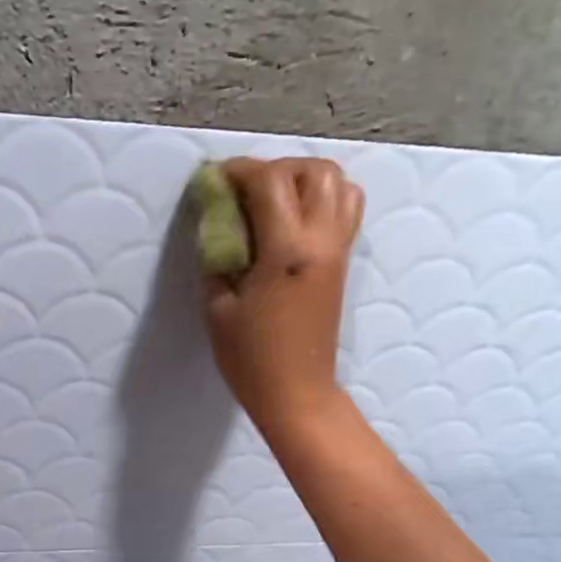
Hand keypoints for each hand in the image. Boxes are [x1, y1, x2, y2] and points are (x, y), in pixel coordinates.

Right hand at [203, 158, 362, 429]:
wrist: (296, 393)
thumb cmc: (250, 357)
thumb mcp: (218, 307)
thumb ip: (218, 256)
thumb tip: (219, 224)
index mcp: (286, 251)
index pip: (270, 182)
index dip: (240, 170)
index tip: (216, 179)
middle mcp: (321, 242)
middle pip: (315, 171)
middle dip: (277, 169)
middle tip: (246, 191)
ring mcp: (338, 251)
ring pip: (340, 184)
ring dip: (304, 180)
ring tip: (271, 202)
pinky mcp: (342, 263)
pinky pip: (345, 210)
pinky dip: (321, 200)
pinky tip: (289, 222)